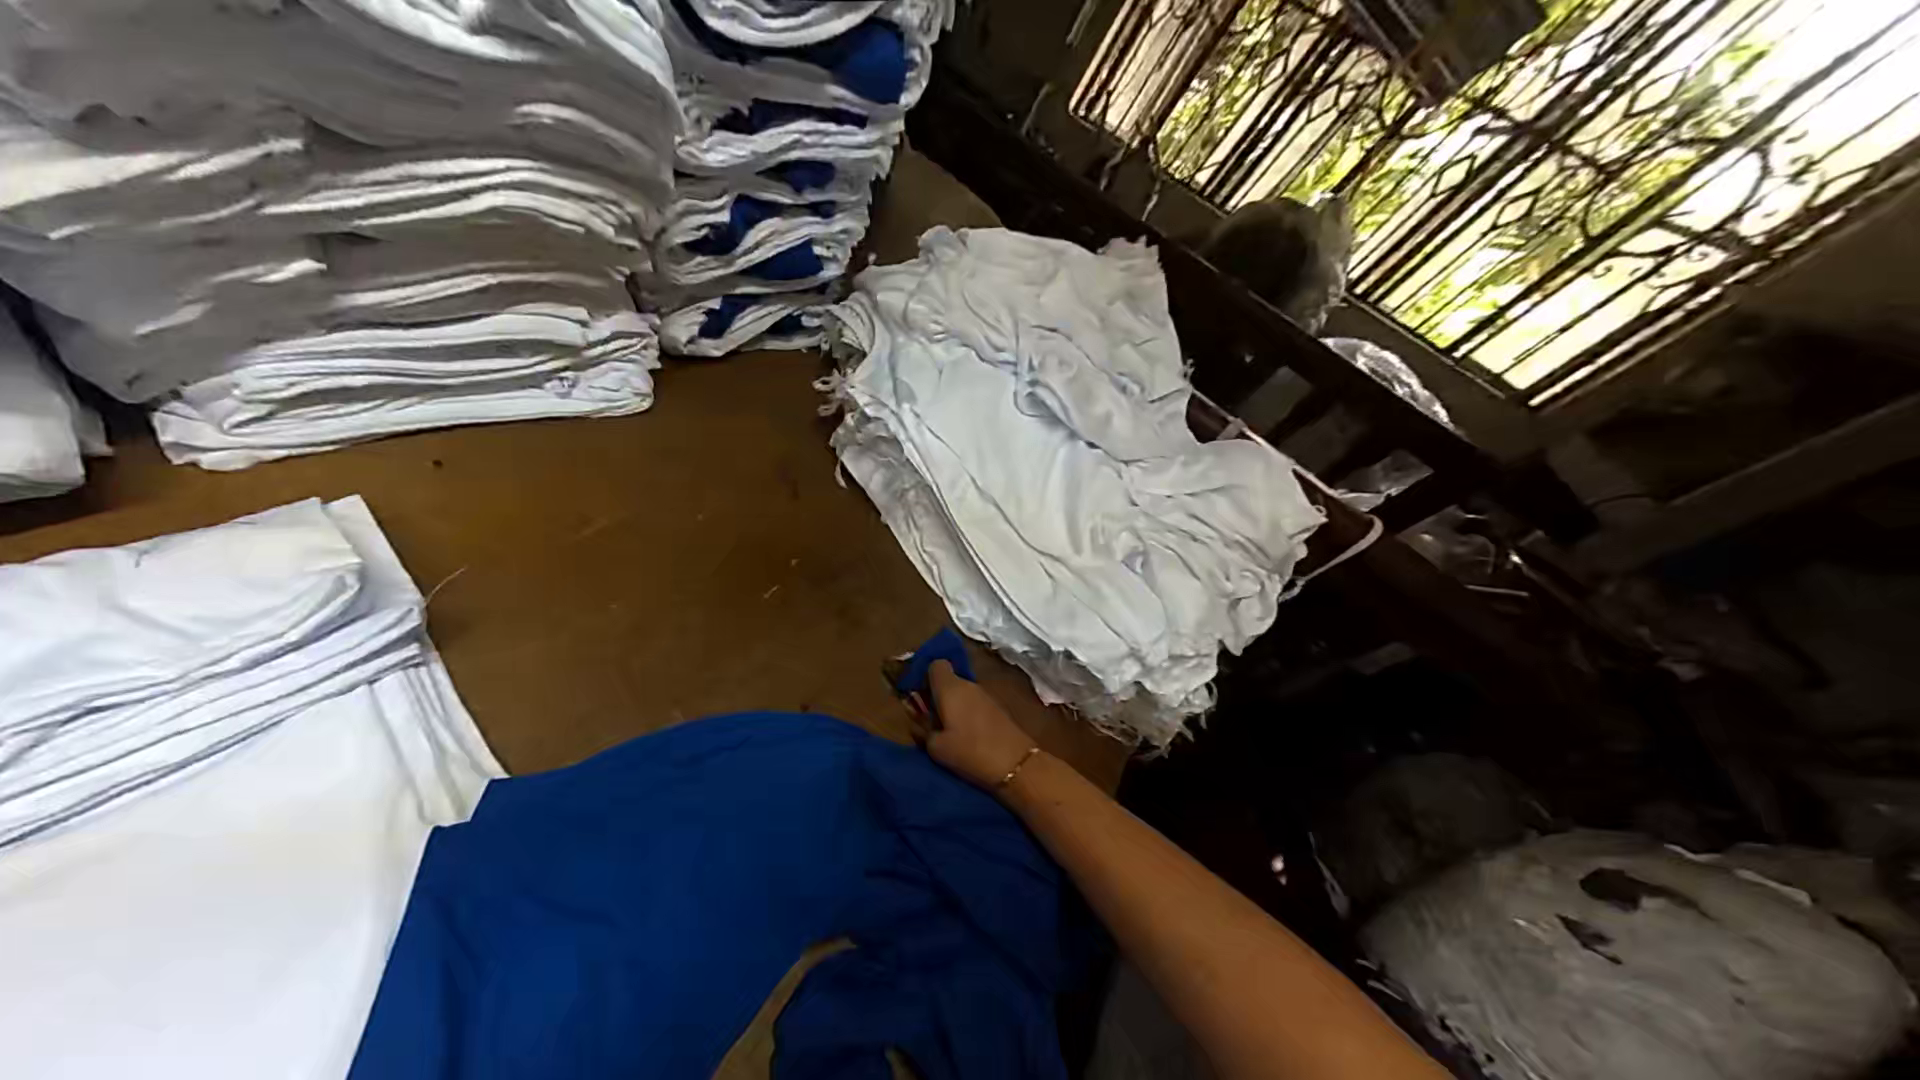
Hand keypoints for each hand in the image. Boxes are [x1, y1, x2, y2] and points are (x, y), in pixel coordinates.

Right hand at [908, 660, 1040, 790]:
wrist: (1016, 765)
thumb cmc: (970, 752)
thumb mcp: (936, 748)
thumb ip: (924, 732)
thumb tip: (921, 724)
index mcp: (950, 688)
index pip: (936, 664)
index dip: (925, 676)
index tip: (919, 696)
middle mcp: (969, 685)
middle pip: (949, 680)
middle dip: (938, 695)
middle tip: (930, 720)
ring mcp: (986, 695)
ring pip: (962, 693)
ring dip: (953, 707)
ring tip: (948, 732)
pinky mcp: (998, 708)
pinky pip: (975, 704)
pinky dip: (968, 714)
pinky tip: (968, 736)